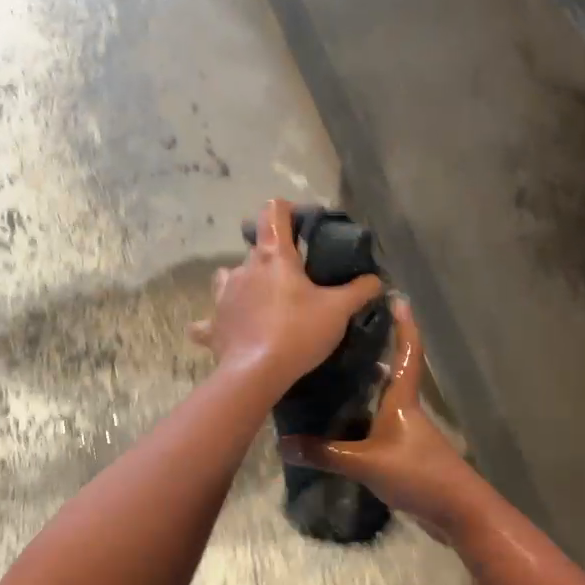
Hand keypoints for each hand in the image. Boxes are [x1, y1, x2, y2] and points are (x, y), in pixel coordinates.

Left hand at [188, 199, 385, 391]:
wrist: (256, 373)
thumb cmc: (298, 333)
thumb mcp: (338, 311)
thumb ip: (360, 290)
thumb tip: (376, 280)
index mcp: (273, 256)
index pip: (274, 212)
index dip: (287, 211)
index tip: (302, 225)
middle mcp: (243, 268)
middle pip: (257, 250)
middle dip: (274, 260)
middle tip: (297, 281)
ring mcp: (222, 296)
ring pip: (230, 278)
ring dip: (245, 284)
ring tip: (263, 302)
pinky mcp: (213, 324)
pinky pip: (208, 320)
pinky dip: (217, 321)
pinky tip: (224, 329)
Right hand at [277, 299, 467, 528]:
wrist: (457, 513)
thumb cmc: (418, 474)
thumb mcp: (366, 463)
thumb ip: (325, 453)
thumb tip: (282, 443)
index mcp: (403, 400)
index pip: (408, 353)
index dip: (404, 325)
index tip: (395, 297)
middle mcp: (405, 410)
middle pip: (391, 372)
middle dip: (372, 352)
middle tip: (339, 336)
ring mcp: (405, 433)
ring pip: (381, 400)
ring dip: (362, 386)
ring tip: (327, 374)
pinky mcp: (402, 454)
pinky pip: (375, 426)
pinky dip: (358, 418)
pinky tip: (335, 424)